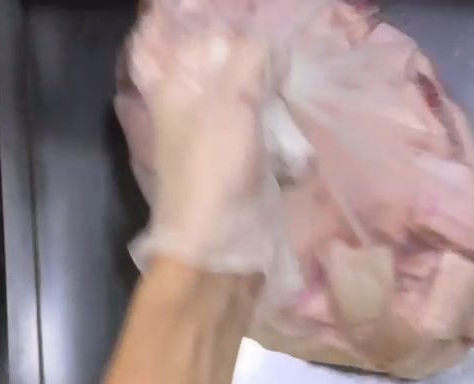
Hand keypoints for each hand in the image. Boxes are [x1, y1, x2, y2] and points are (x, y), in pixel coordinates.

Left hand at [131, 29, 280, 275]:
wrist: (222, 251)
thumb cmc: (217, 171)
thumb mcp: (233, 99)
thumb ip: (255, 58)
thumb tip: (277, 51)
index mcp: (178, 88)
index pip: (210, 42)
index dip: (241, 46)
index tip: (267, 63)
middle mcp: (196, 113)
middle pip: (241, 75)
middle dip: (268, 84)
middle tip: (281, 96)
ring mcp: (224, 146)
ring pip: (263, 111)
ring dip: (284, 120)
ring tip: (290, 136)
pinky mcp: (247, 175)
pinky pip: (274, 147)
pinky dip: (289, 153)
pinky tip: (295, 162)